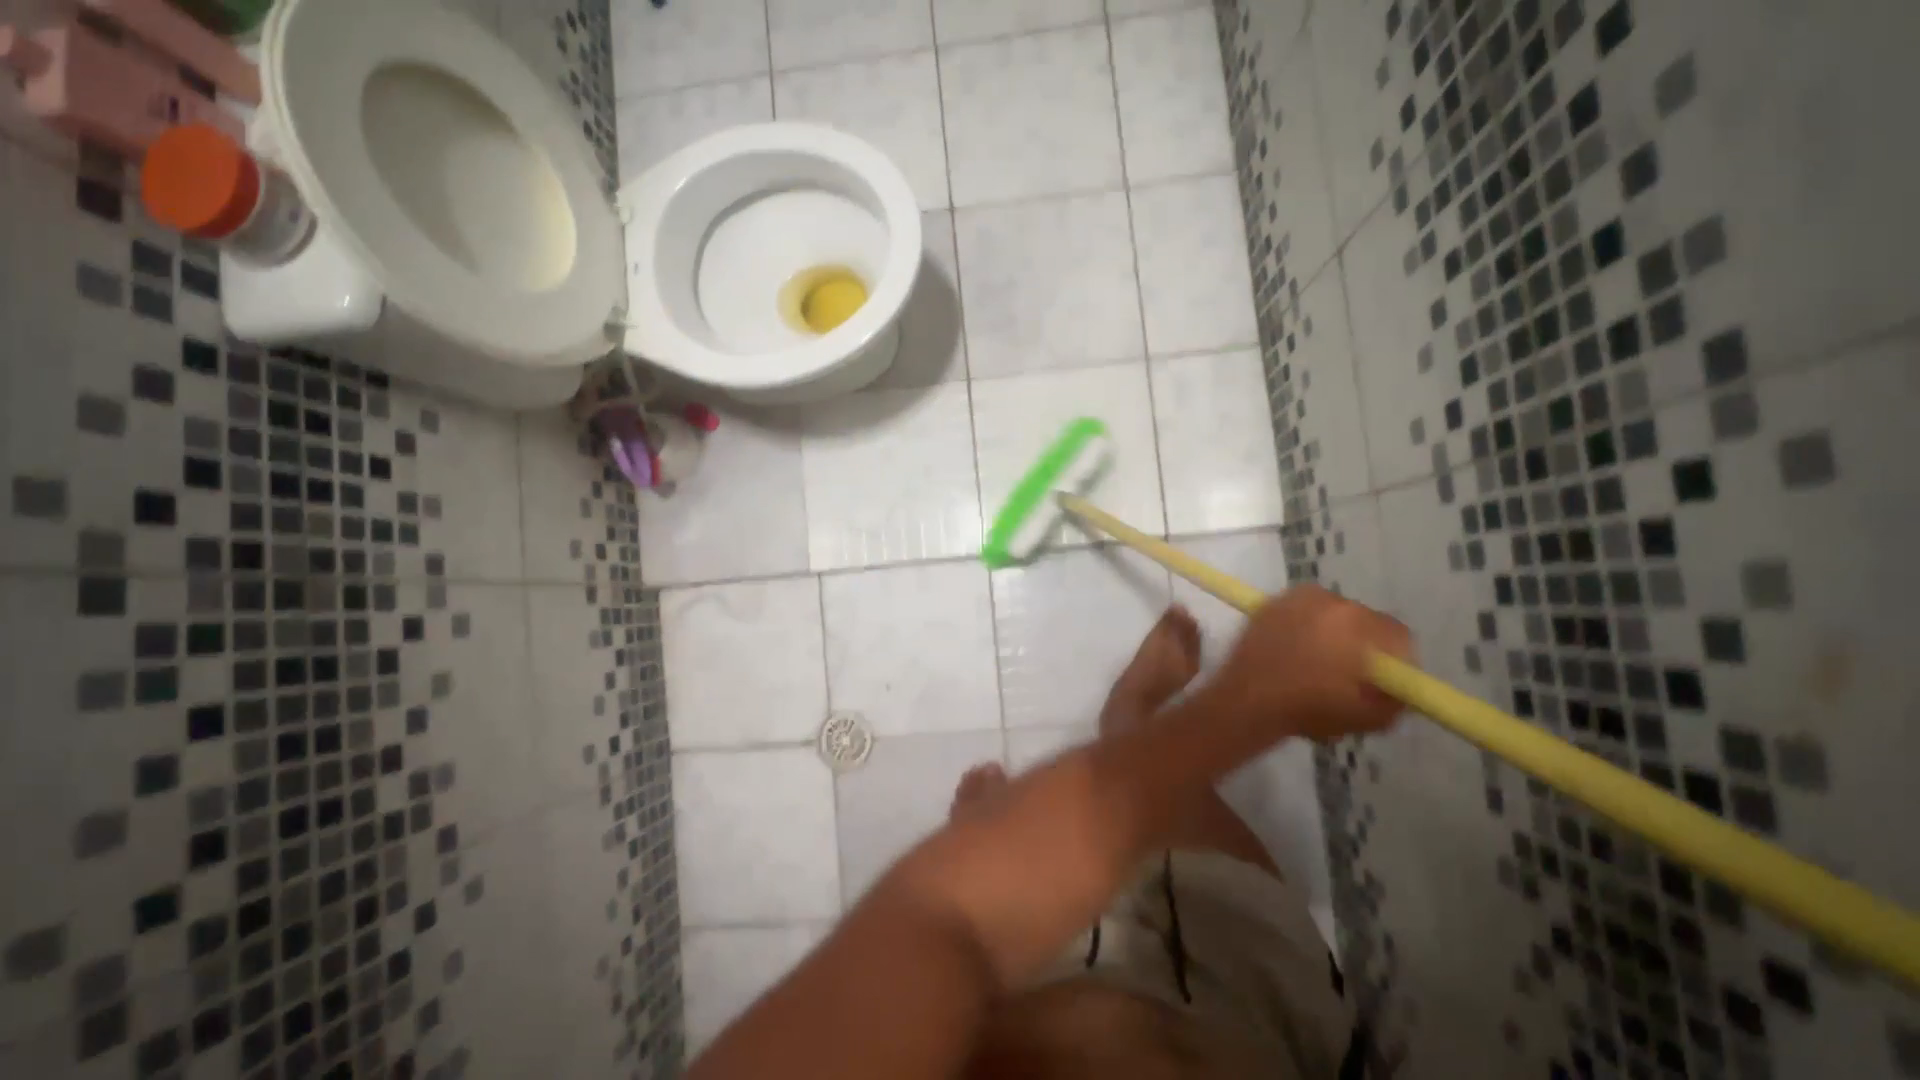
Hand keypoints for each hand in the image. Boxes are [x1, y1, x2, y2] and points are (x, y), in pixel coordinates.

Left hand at [1211, 584, 1410, 740]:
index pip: (1399, 635)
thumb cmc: (1306, 710)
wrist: (1244, 701)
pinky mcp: (1272, 602)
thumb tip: (1400, 690)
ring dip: (1335, 635)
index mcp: (1358, 624)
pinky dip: (1307, 628)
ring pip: (1334, 615)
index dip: (1398, 661)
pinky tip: (1295, 653)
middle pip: (1366, 622)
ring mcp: (1298, 597)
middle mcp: (1331, 600)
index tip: (1384, 682)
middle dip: (1365, 647)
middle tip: (1349, 676)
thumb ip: (1396, 702)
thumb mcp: (1365, 718)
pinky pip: (1304, 613)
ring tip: (1316, 665)